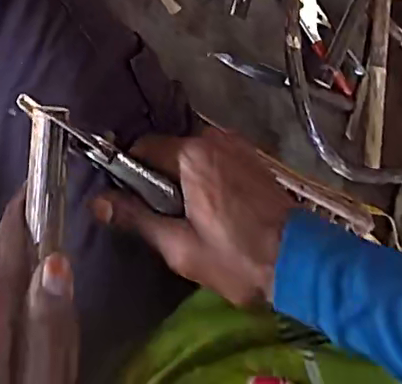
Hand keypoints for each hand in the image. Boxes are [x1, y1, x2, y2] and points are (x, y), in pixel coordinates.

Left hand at [0, 189, 77, 383]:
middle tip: (48, 213)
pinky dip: (19, 317)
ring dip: (25, 284)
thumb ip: (48, 330)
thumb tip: (56, 263)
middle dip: (24, 247)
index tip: (32, 184)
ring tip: (51, 261)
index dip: (16, 219)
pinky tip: (38, 322)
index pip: (0, 263)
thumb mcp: (42, 383)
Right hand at [91, 127, 295, 306]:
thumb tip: (96, 202)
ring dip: (186, 177)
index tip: (135, 200)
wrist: (305, 263)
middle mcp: (210, 137)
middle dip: (162, 178)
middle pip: (168, 150)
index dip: (132, 172)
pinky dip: (208, 175)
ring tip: (197, 214)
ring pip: (192, 154)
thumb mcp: (180, 247)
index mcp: (189, 154)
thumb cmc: (238, 257)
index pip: (142, 147)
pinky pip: (215, 158)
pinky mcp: (251, 156)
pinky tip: (219, 206)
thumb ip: (136, 219)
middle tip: (170, 216)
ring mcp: (234, 144)